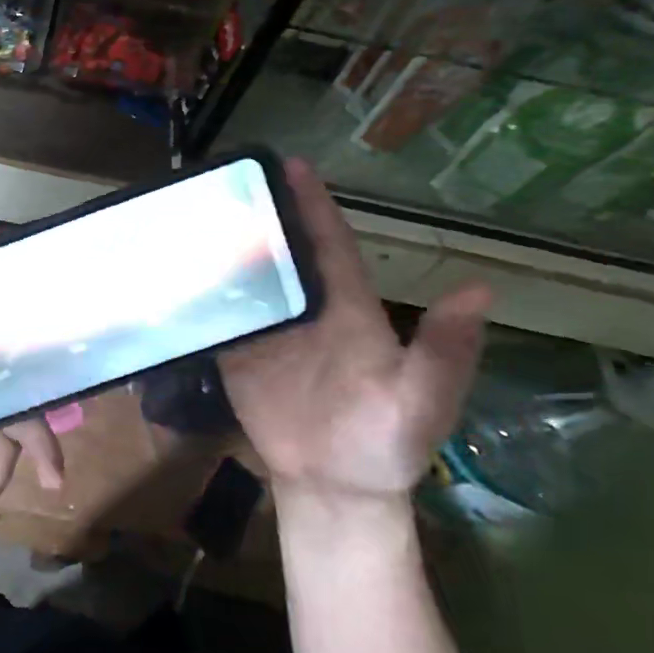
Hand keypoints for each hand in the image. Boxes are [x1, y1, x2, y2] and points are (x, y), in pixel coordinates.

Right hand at [222, 159, 491, 505]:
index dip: (312, 204)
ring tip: (190, 212)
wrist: (335, 489)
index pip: (328, 243)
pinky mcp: (237, 353)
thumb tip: (481, 290)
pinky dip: (196, 291)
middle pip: (277, 250)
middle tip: (224, 179)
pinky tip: (173, 268)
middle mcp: (304, 308)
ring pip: (242, 276)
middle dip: (256, 212)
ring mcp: (267, 330)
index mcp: (348, 307)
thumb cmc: (385, 445)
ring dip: (220, 246)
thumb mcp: (422, 402)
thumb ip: (443, 352)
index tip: (290, 163)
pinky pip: (216, 315)